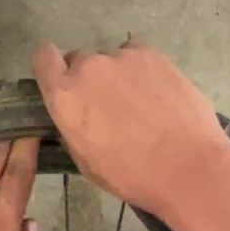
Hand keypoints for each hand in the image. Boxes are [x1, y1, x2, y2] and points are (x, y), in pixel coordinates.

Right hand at [32, 41, 229, 216]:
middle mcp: (89, 67)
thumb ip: (72, 127)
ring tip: (140, 104)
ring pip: (112, 59)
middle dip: (89, 79)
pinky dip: (143, 71)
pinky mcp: (154, 55)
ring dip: (119, 75)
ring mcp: (123, 57)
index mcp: (65, 95)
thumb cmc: (131, 175)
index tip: (62, 80)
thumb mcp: (86, 161)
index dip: (51, 66)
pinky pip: (139, 56)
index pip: (43, 57)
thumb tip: (75, 116)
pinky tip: (158, 95)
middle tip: (109, 106)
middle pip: (80, 60)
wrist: (186, 167)